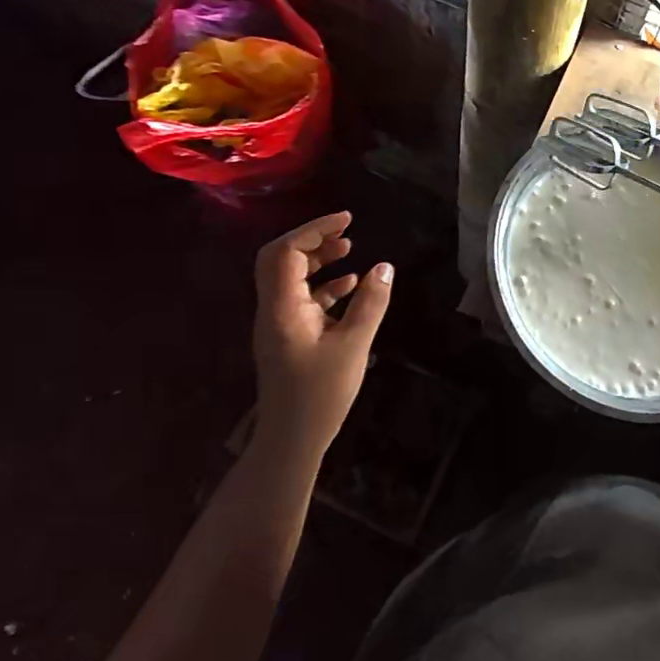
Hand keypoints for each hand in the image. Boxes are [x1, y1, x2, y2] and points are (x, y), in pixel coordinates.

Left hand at [252, 213, 392, 455]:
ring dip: (318, 260)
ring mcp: (279, 324)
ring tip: (350, 249)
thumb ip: (370, 303)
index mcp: (282, 308)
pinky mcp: (290, 337)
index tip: (346, 220)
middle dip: (313, 239)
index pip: (285, 252)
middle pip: (282, 260)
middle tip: (346, 229)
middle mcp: (274, 310)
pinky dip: (324, 285)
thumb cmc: (320, 393)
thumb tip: (385, 267)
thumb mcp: (354, 345)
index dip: (313, 229)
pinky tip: (350, 285)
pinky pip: (303, 299)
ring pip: (292, 278)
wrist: (291, 440)